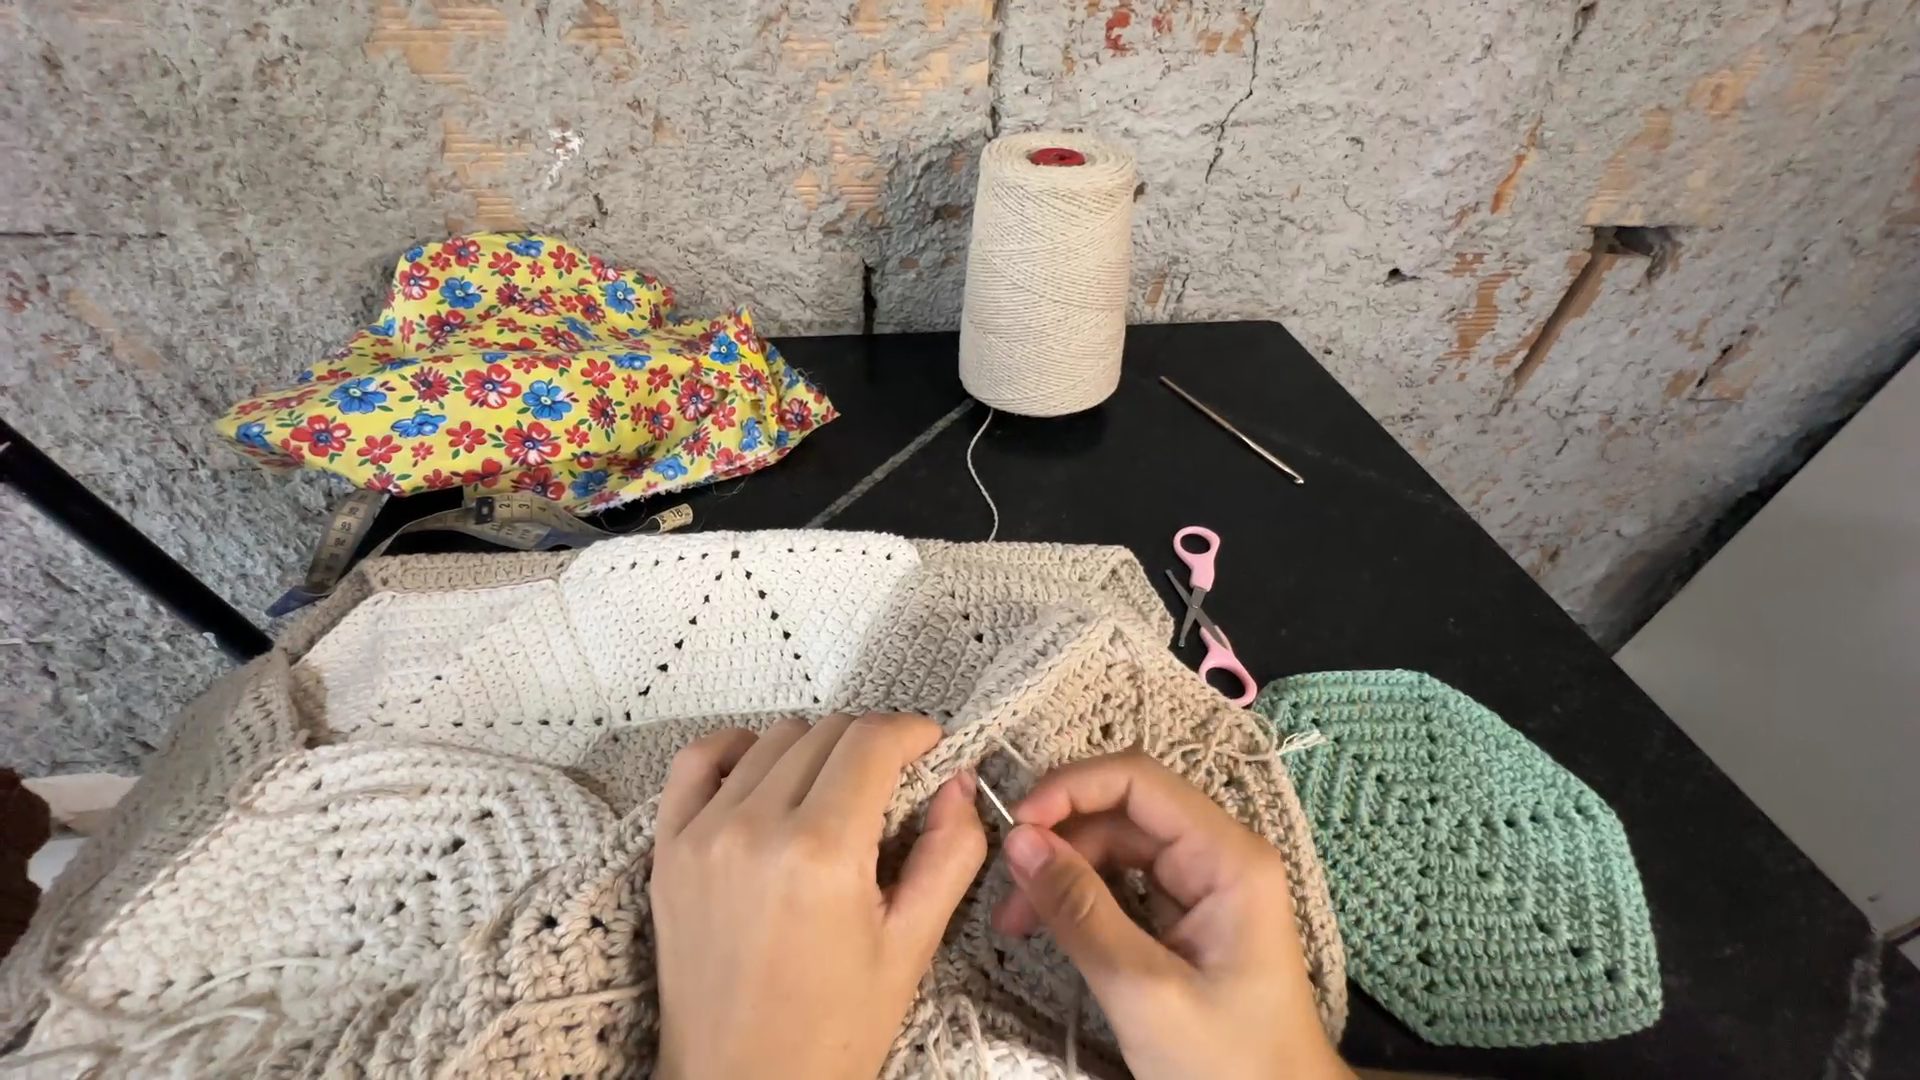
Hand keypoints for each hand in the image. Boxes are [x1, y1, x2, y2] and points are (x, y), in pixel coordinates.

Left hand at [650, 714, 986, 1079]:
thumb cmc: (836, 1027)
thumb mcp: (914, 944)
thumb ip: (952, 851)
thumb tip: (957, 778)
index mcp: (823, 853)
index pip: (872, 741)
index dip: (913, 731)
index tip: (930, 747)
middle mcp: (756, 828)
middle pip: (829, 732)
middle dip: (873, 745)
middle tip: (890, 784)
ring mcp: (704, 833)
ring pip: (775, 737)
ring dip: (817, 750)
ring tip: (833, 794)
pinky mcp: (669, 846)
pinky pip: (699, 758)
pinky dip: (739, 749)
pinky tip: (765, 772)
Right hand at [993, 752, 1352, 1079]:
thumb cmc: (1230, 1069)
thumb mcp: (1144, 992)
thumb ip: (1079, 910)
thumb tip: (1018, 840)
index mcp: (1226, 855)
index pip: (1138, 780)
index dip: (1072, 787)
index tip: (1017, 824)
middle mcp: (1215, 851)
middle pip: (1120, 809)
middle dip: (1059, 837)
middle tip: (1008, 886)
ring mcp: (1200, 880)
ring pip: (1113, 842)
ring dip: (1061, 868)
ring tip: (1015, 918)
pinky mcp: (1182, 910)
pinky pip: (1119, 877)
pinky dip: (1078, 894)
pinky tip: (1045, 920)